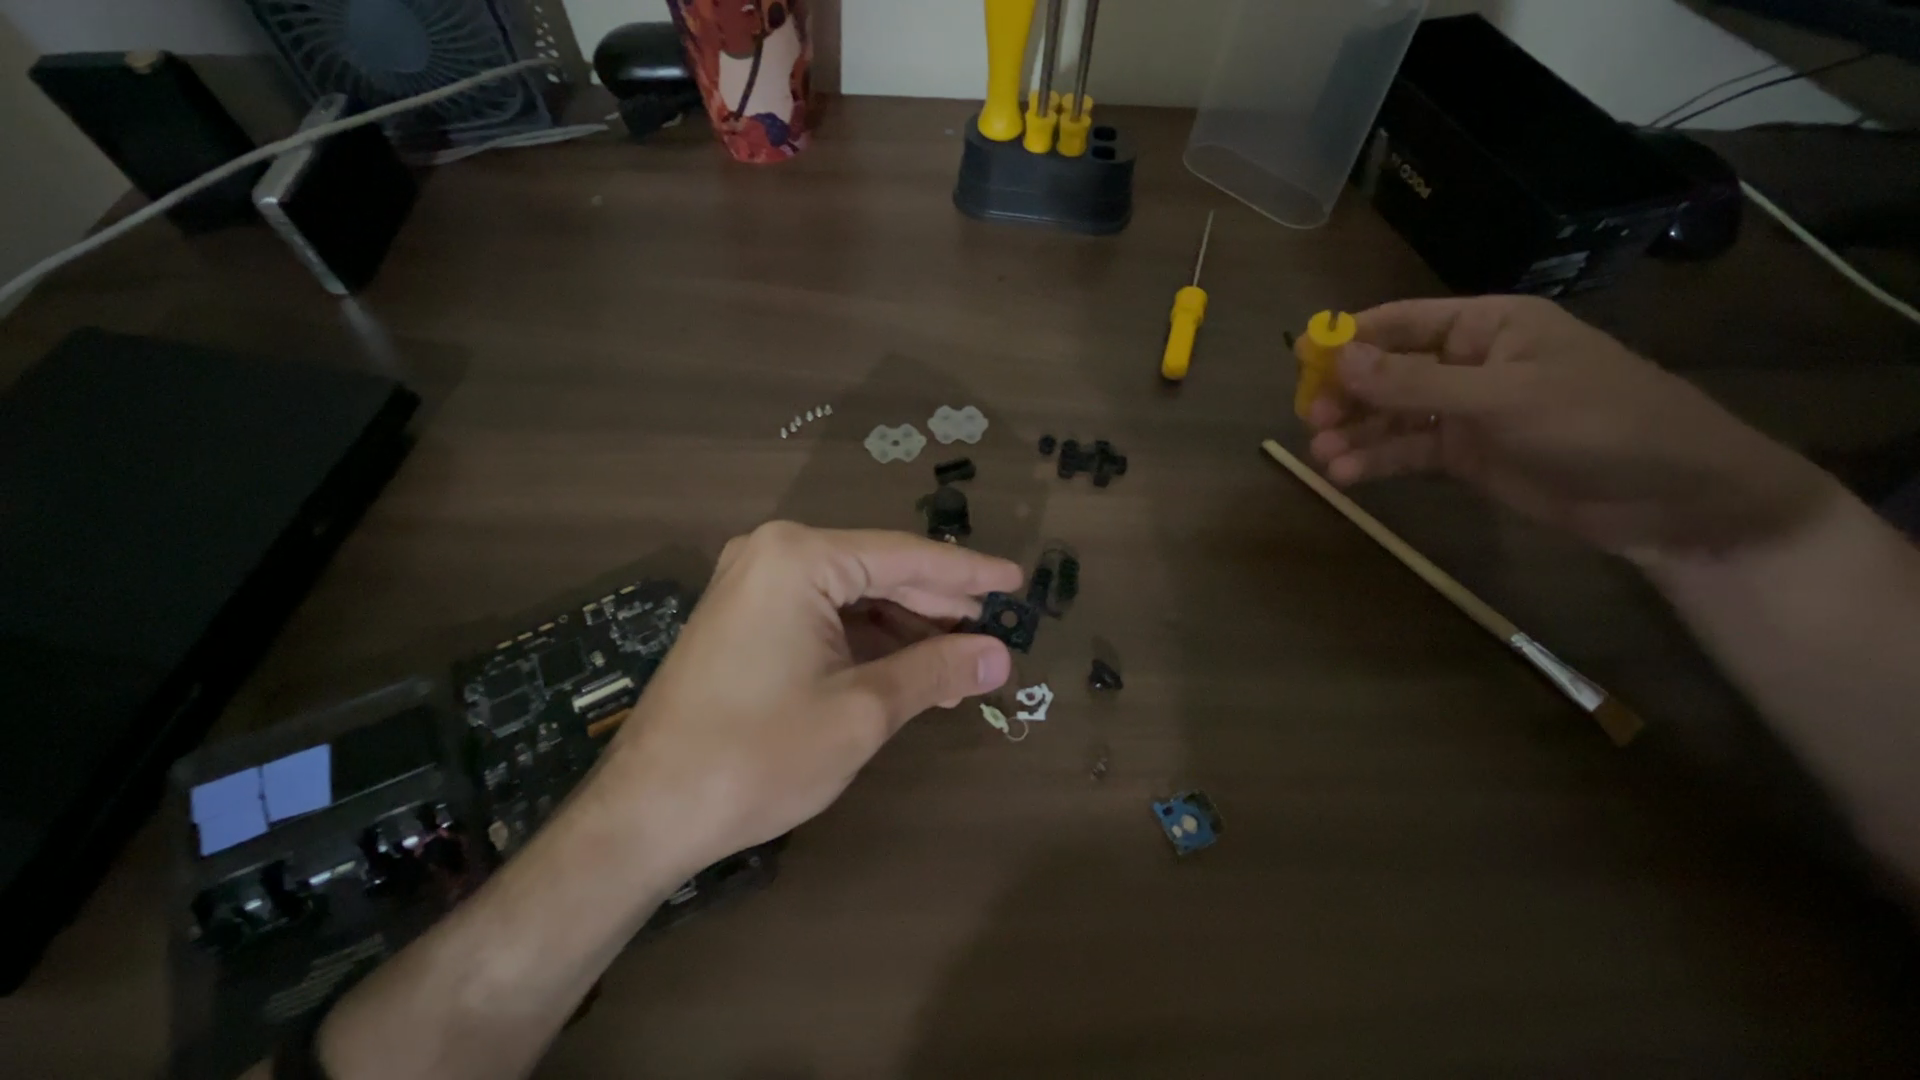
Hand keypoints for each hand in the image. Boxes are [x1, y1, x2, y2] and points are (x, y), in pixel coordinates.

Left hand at [600, 523, 1020, 876]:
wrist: (648, 811)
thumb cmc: (759, 755)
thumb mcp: (862, 711)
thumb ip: (936, 671)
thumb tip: (1000, 655)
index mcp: (800, 557)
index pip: (905, 557)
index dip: (968, 573)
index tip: (1017, 580)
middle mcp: (772, 554)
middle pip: (878, 571)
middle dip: (938, 604)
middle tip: (996, 629)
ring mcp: (751, 585)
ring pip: (851, 596)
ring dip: (905, 627)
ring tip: (961, 658)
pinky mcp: (742, 619)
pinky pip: (821, 615)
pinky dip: (866, 640)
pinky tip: (906, 667)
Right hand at [1301, 295, 1835, 558]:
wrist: (1671, 496)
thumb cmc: (1597, 422)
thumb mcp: (1502, 398)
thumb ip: (1416, 383)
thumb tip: (1338, 359)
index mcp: (1486, 326)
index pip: (1400, 322)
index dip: (1348, 337)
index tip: (1300, 358)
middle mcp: (1467, 363)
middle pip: (1386, 371)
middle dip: (1346, 393)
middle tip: (1310, 419)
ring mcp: (1464, 412)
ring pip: (1391, 416)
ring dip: (1355, 433)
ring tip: (1322, 457)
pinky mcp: (1465, 456)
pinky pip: (1408, 452)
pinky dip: (1376, 461)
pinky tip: (1347, 475)